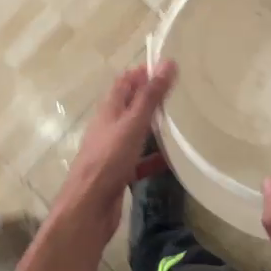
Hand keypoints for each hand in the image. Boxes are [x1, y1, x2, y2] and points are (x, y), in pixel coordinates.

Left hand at [57, 62, 177, 230]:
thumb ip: (150, 96)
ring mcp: (113, 150)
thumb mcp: (132, 124)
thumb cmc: (109, 160)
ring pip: (136, 132)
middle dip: (151, 97)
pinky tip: (172, 159)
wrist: (89, 207)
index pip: (125, 82)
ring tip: (180, 121)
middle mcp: (109, 127)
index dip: (143, 72)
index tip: (168, 66)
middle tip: (180, 92)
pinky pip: (140, 159)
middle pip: (130, 106)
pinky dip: (154, 157)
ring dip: (154, 126)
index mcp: (108, 110)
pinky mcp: (119, 172)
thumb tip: (167, 63)